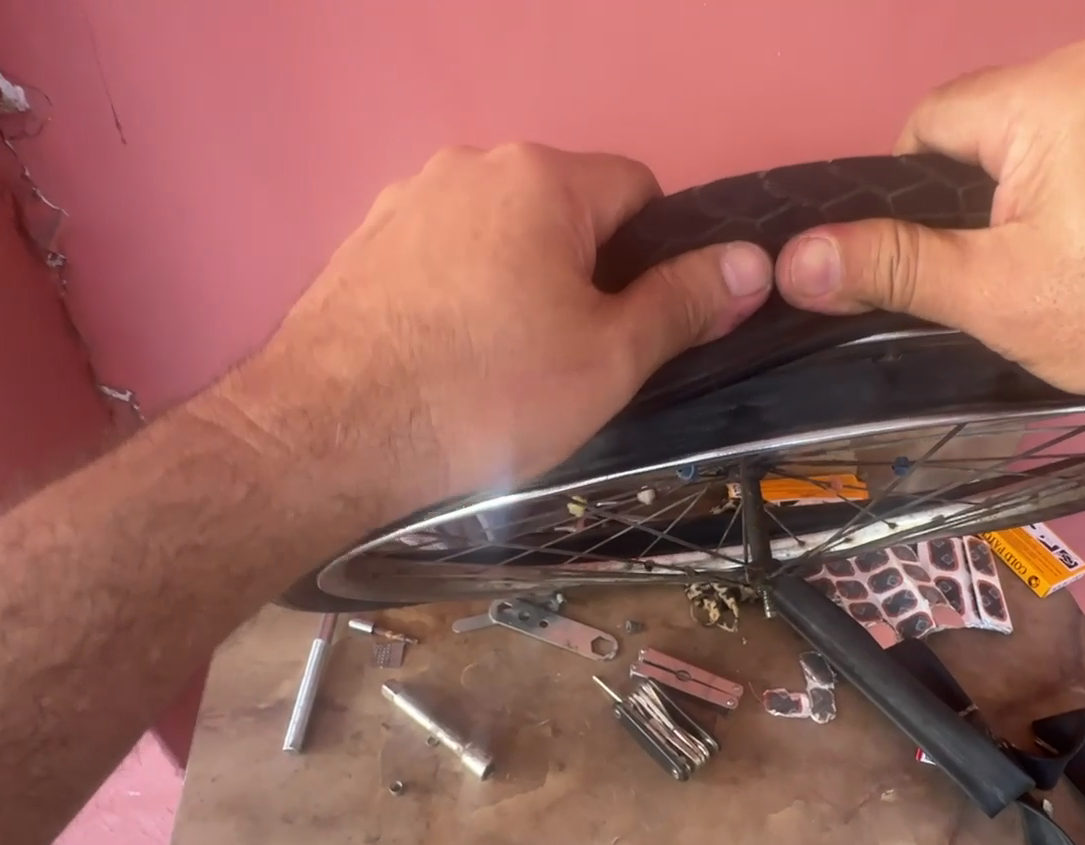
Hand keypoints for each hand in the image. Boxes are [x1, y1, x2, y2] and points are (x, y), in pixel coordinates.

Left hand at [211, 143, 771, 522]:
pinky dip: (464, 299)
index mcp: (543, 179)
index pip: (640, 192)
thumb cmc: (490, 395)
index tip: (638, 324)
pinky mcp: (362, 246)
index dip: (658, 259)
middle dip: (587, 276)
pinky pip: (445, 261)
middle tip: (573, 359)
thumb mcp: (611, 358)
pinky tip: (448, 360)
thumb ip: (686, 301)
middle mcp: (470, 167)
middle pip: (567, 215)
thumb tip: (752, 261)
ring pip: (502, 240)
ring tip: (503, 368)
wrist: (331, 437)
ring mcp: (405, 202)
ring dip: (523, 288)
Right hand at [775, 16, 1084, 420]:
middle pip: (1004, 122)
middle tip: (1017, 273)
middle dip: (990, 194)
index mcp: (1058, 84)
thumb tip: (795, 258)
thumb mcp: (994, 294)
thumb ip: (890, 266)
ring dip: (1055, 184)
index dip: (912, 195)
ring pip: (1073, 125)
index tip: (941, 258)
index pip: (931, 120)